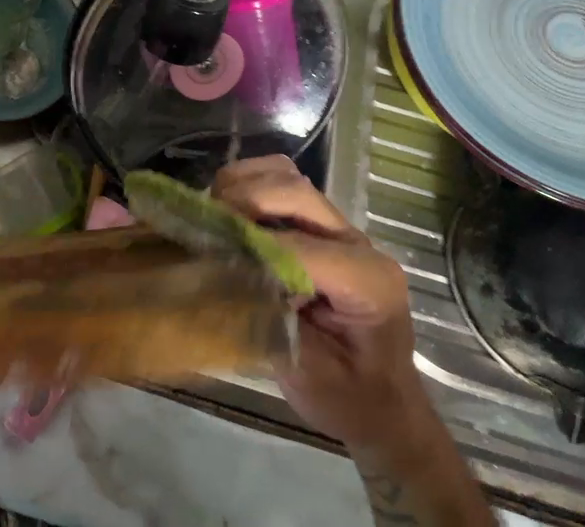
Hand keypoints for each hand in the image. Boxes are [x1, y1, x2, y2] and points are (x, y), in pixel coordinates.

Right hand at [214, 157, 494, 525]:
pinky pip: (282, 187)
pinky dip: (248, 187)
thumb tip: (220, 280)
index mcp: (367, 281)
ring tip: (212, 215)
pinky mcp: (320, 231)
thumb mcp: (307, 374)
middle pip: (294, 192)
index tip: (203, 254)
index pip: (299, 246)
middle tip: (204, 226)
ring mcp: (340, 233)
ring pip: (287, 178)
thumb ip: (271, 323)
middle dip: (243, 201)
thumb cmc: (347, 398)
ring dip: (243, 186)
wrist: (381, 406)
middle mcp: (357, 245)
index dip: (248, 245)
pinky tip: (225, 213)